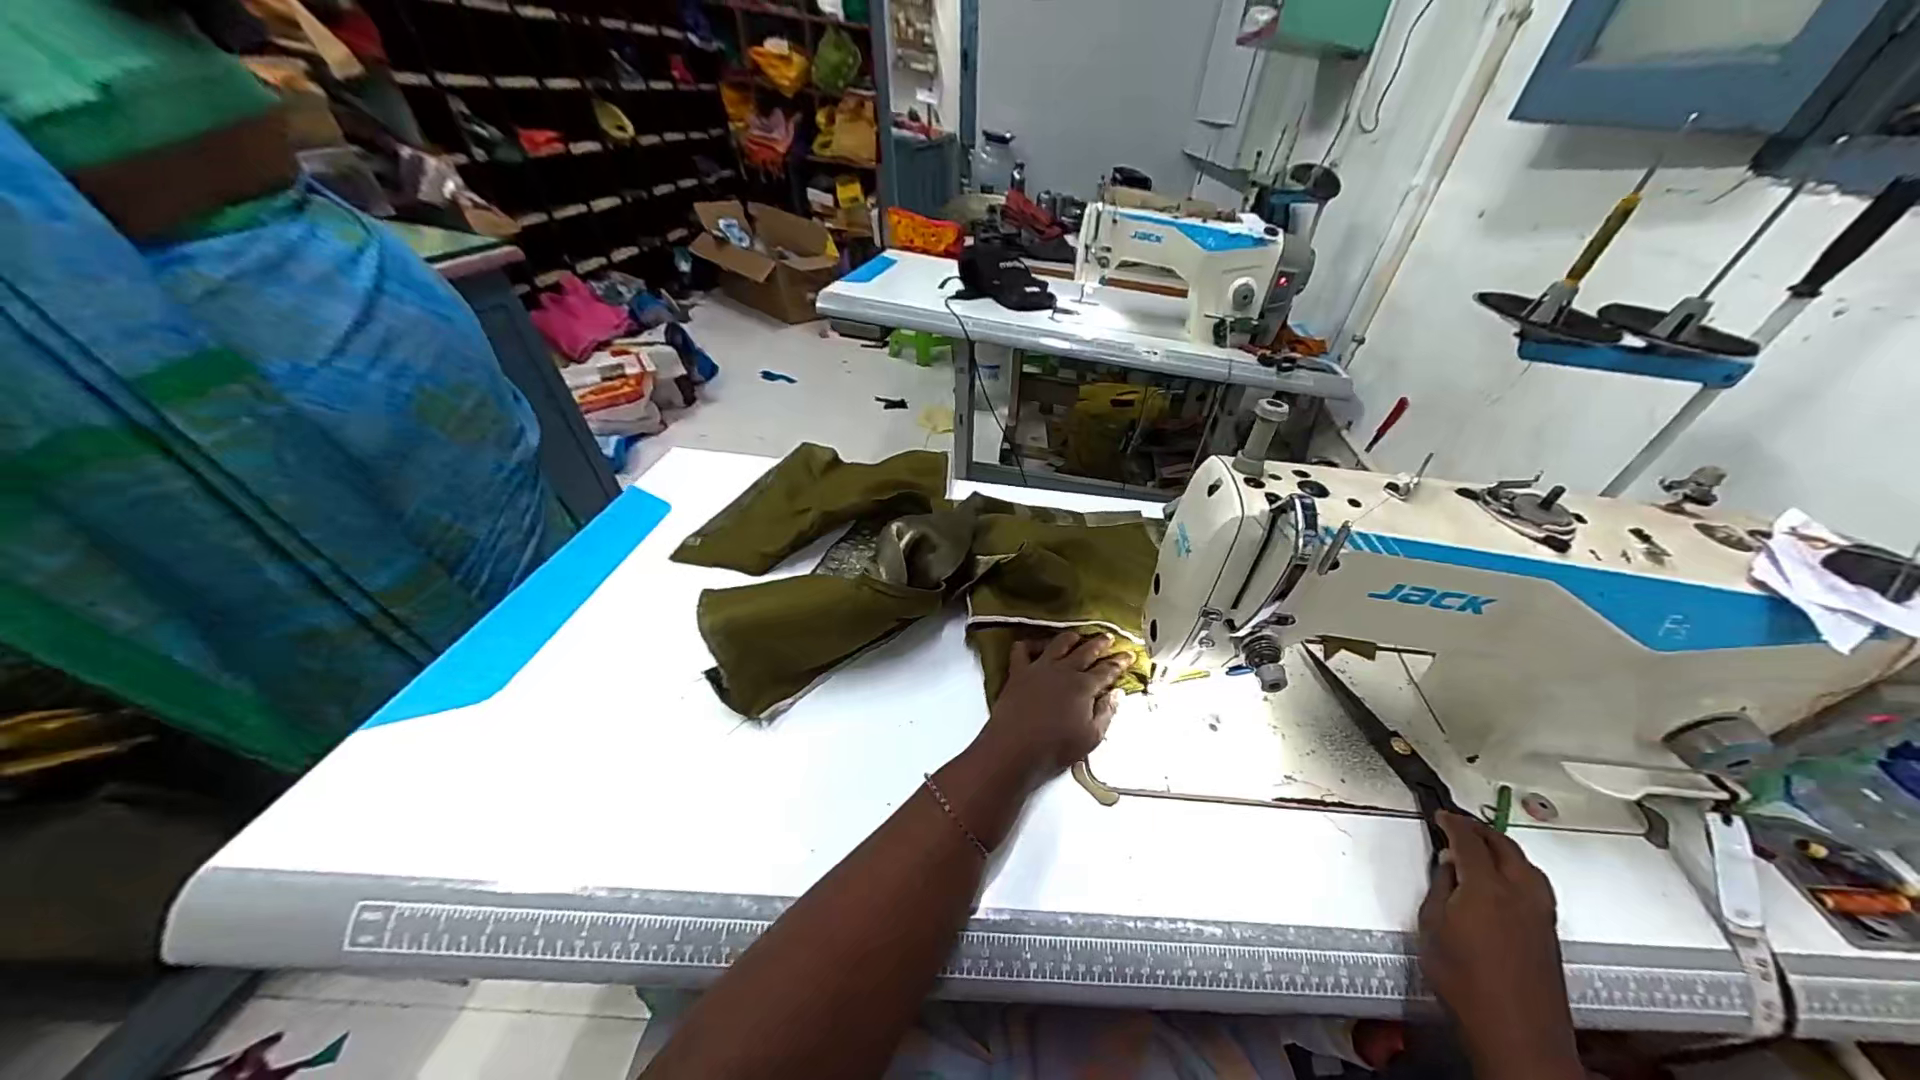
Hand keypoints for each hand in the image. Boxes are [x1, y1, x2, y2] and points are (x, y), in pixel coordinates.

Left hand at [977, 632, 1128, 781]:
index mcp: (1084, 686)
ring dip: (1071, 638)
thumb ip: (1106, 712)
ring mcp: (1039, 668)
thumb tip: (1117, 694)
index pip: (1108, 670)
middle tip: (1108, 638)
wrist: (1014, 748)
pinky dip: (1031, 644)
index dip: (1120, 661)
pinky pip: (1023, 649)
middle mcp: (1063, 671)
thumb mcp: (1091, 736)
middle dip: (1100, 643)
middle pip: (1086, 651)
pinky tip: (1037, 645)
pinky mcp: (1018, 671)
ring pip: (1058, 644)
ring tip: (1078, 636)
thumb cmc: (1055, 747)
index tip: (1129, 655)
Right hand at [1418, 812, 1582, 1079]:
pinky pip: (1534, 883)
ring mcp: (1541, 913)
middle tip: (1459, 824)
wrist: (1515, 1032)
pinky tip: (1503, 878)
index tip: (1441, 815)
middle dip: (1481, 830)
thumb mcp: (1432, 926)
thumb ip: (1440, 888)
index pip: (1470, 840)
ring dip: (1502, 848)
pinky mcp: (1549, 931)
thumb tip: (1447, 867)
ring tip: (1482, 846)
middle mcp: (1521, 893)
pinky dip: (1516, 868)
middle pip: (1504, 846)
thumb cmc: (1464, 981)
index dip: (1453, 823)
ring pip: (1525, 864)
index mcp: (1487, 887)